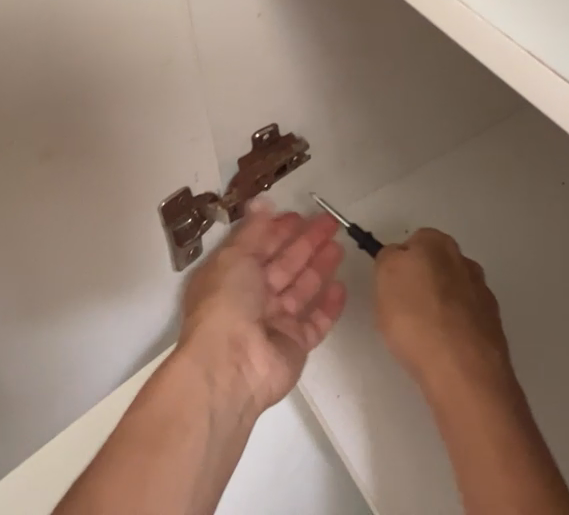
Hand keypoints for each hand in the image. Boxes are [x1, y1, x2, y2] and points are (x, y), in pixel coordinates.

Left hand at [177, 200, 347, 419]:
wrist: (230, 366)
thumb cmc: (227, 303)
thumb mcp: (234, 256)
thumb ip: (253, 230)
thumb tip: (262, 202)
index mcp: (231, 276)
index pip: (258, 247)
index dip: (278, 230)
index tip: (299, 215)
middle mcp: (251, 299)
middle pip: (284, 265)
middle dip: (306, 243)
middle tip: (330, 223)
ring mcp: (274, 324)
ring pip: (301, 290)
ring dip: (319, 267)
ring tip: (339, 246)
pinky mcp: (295, 345)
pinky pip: (315, 321)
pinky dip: (328, 305)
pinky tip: (341, 287)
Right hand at [373, 228, 512, 393]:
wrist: (462, 367)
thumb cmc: (415, 318)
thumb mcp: (384, 280)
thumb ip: (389, 260)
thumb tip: (398, 258)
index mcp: (437, 243)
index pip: (412, 243)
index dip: (400, 266)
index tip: (391, 289)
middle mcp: (464, 260)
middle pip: (436, 267)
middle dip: (423, 283)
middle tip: (405, 311)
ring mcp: (482, 292)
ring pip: (453, 292)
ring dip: (442, 305)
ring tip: (426, 334)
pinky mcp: (492, 322)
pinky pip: (466, 318)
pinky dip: (457, 326)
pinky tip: (446, 346)